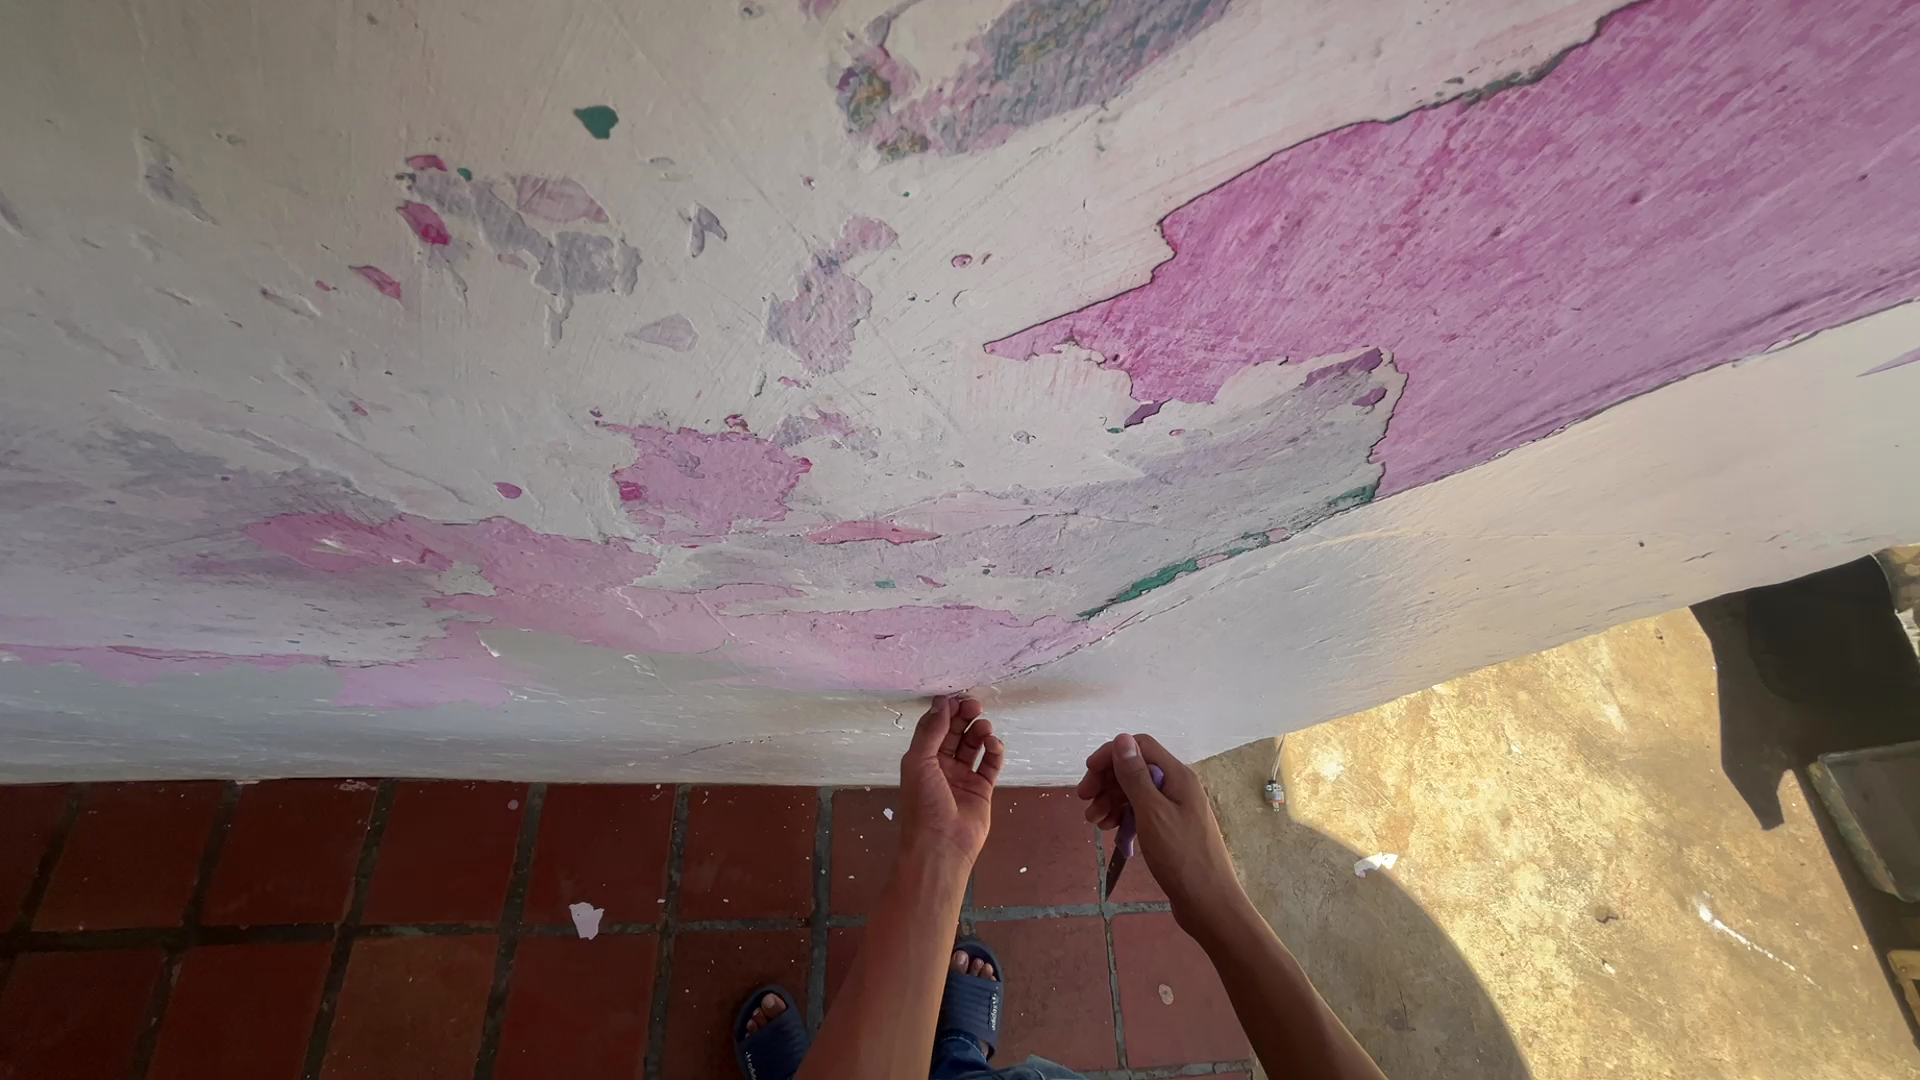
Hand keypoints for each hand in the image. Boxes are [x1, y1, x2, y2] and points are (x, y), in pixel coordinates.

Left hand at [898, 695, 1003, 864]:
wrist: (941, 846)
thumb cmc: (923, 804)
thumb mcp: (919, 762)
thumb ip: (931, 731)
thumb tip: (942, 702)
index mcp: (922, 758)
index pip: (935, 727)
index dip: (946, 712)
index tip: (957, 699)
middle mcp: (942, 765)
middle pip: (955, 733)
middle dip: (965, 718)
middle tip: (975, 707)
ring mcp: (963, 777)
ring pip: (974, 746)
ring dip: (979, 732)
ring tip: (984, 727)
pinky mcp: (982, 789)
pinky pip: (990, 764)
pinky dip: (994, 751)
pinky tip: (994, 744)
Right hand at [1078, 733, 1241, 930]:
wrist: (1210, 906)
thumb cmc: (1181, 857)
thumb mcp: (1152, 813)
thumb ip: (1135, 775)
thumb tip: (1121, 738)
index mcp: (1177, 776)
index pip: (1139, 746)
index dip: (1111, 753)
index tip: (1088, 773)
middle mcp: (1177, 786)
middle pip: (1135, 768)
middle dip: (1106, 781)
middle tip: (1084, 800)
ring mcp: (1174, 808)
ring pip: (1135, 792)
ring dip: (1110, 801)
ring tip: (1094, 822)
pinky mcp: (1170, 828)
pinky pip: (1141, 812)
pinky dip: (1123, 817)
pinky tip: (1111, 831)